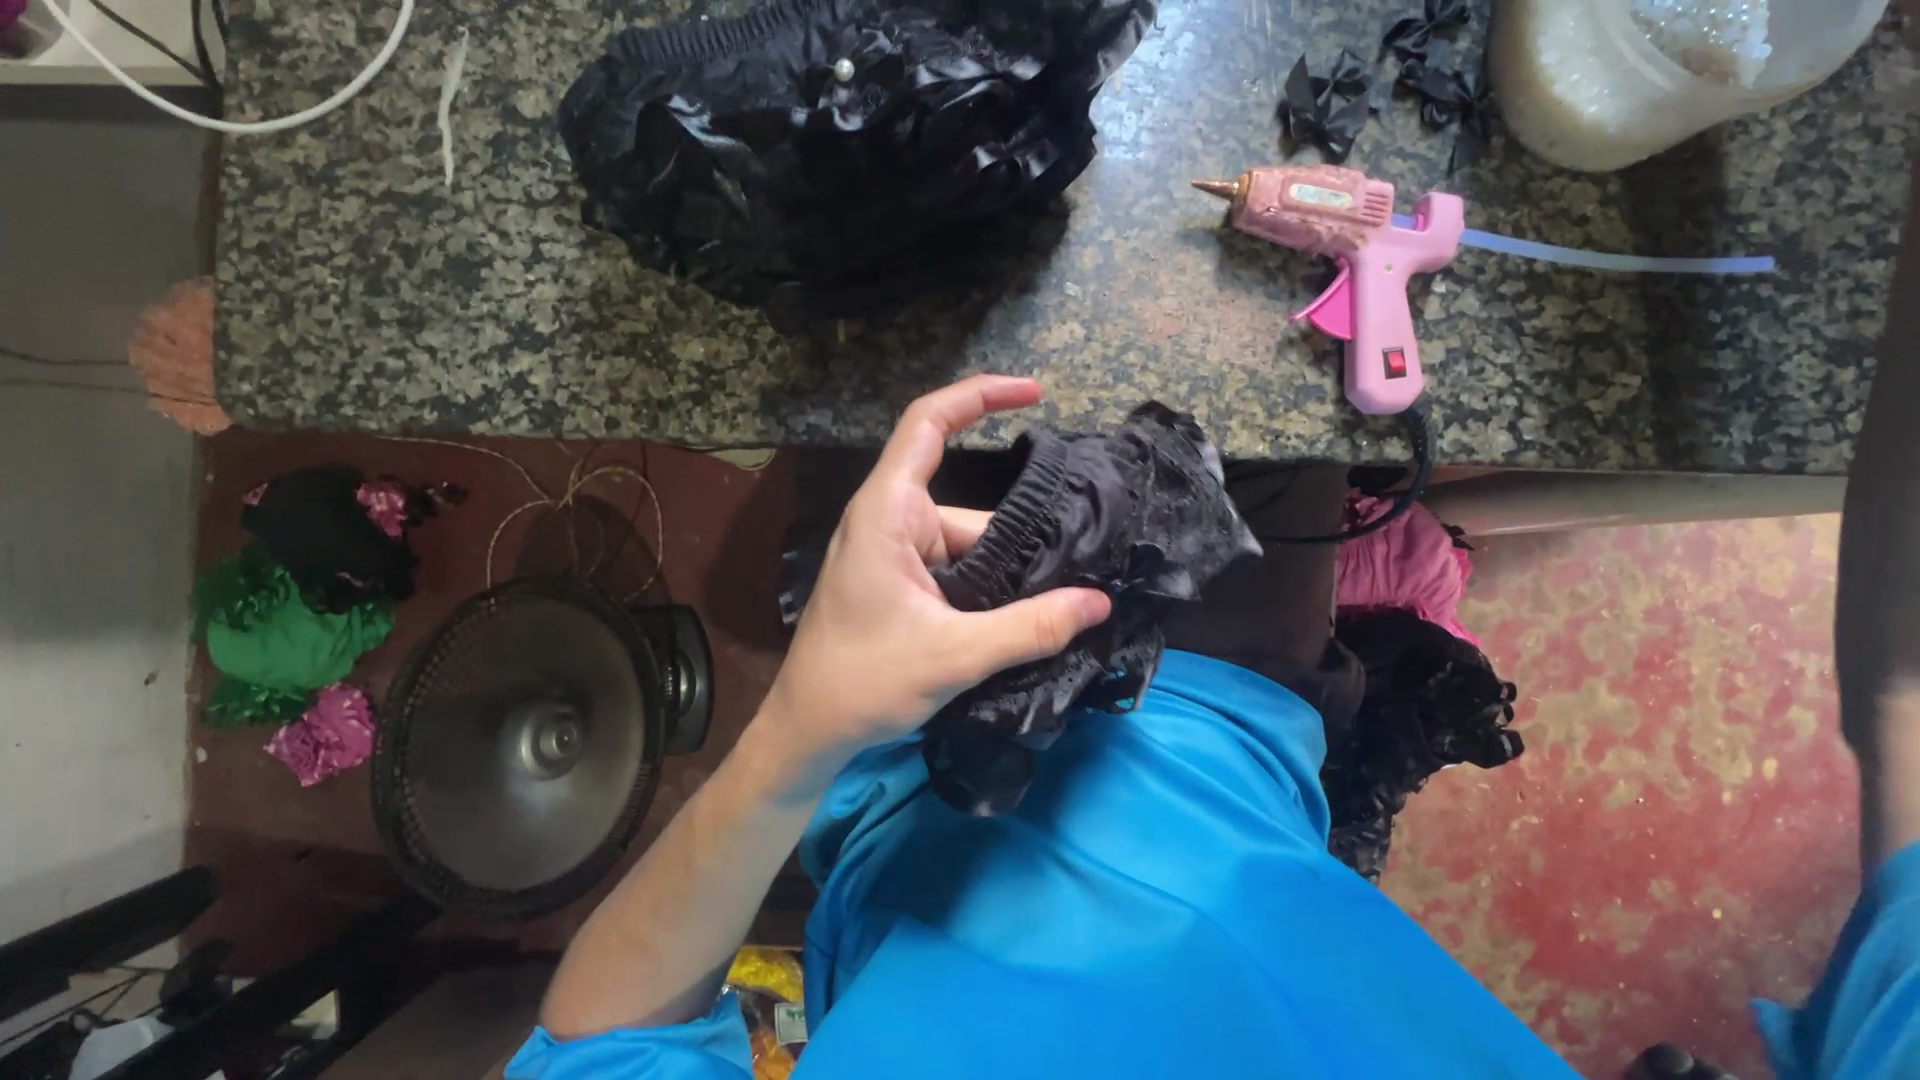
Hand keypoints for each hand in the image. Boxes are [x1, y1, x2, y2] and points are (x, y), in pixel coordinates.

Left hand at [755, 375, 1112, 789]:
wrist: (808, 731)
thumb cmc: (863, 682)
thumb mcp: (955, 654)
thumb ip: (1030, 626)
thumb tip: (1099, 602)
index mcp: (887, 512)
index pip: (928, 425)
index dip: (979, 395)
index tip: (1035, 391)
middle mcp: (890, 521)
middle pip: (970, 509)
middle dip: (1019, 542)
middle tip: (1076, 575)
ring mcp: (894, 555)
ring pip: (968, 546)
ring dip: (1004, 577)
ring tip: (1053, 613)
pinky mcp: (899, 585)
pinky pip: (956, 571)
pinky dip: (986, 591)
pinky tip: (1020, 620)